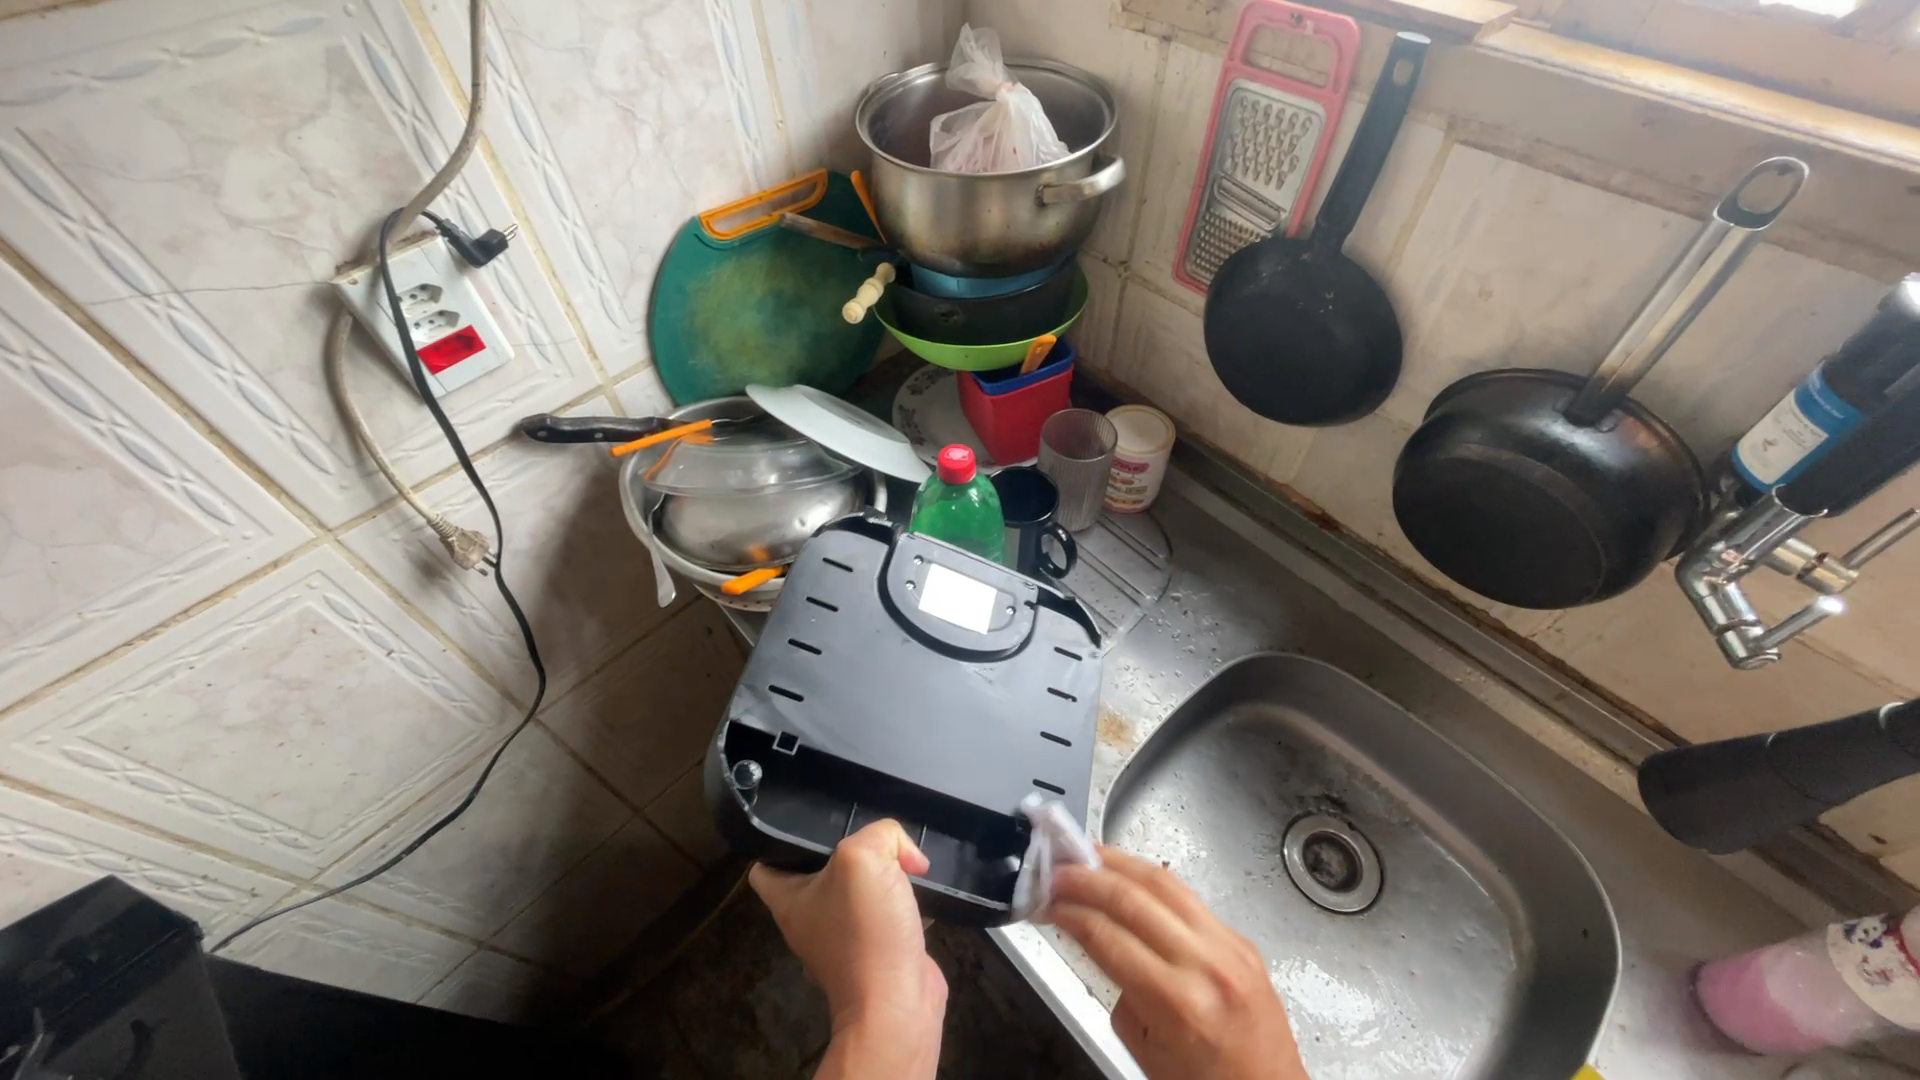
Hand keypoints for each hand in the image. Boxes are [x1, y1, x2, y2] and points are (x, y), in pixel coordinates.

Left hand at [750, 820, 945, 1078]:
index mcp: (789, 899)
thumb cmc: (865, 931)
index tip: (813, 828)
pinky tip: (919, 890)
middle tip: (874, 840)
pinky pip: (884, 912)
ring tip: (903, 863)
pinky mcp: (876, 949)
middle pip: (822, 870)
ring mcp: (843, 937)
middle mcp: (810, 918)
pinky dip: (902, 900)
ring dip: (882, 875)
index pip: (767, 864)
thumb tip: (903, 853)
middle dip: (850, 851)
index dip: (784, 842)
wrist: (896, 1002)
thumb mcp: (863, 858)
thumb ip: (879, 834)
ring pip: (858, 890)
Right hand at [1052, 847, 1305, 1079]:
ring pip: (1163, 882)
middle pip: (1131, 898)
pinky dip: (1150, 877)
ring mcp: (1228, 945)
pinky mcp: (1240, 938)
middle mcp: (1206, 964)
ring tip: (1085, 853)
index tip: (1045, 900)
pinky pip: (1187, 895)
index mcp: (1178, 1003)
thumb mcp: (1146, 1050)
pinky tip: (1127, 873)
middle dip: (1085, 877)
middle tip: (1055, 867)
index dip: (1069, 912)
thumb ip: (1120, 989)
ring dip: (1117, 862)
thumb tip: (1096, 937)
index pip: (1107, 937)